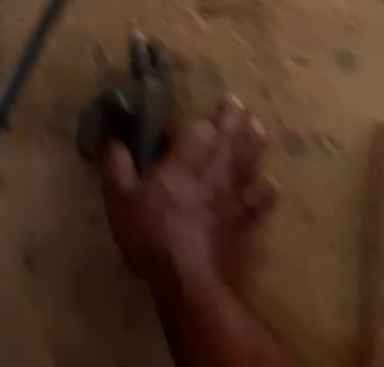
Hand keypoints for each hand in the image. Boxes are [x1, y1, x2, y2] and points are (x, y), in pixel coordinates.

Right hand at [101, 97, 278, 288]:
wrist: (191, 282)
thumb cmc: (150, 233)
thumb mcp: (119, 194)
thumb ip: (116, 161)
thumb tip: (113, 136)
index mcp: (182, 163)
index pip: (192, 130)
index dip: (182, 121)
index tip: (168, 121)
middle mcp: (212, 175)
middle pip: (227, 141)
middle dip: (230, 119)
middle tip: (235, 102)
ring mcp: (232, 200)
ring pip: (246, 164)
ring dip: (252, 143)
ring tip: (257, 126)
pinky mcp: (242, 224)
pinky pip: (258, 201)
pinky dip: (264, 189)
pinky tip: (270, 182)